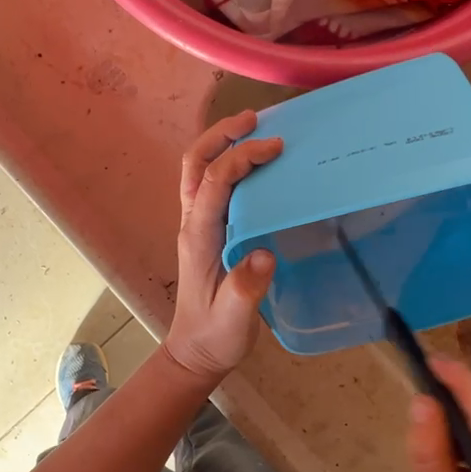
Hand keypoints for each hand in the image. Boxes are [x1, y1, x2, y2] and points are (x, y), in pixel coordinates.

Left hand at [160, 110, 282, 383]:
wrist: (195, 352)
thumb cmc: (216, 336)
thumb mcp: (234, 318)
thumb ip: (246, 288)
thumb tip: (263, 253)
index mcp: (199, 237)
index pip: (215, 182)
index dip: (242, 158)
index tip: (276, 148)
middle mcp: (193, 223)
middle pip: (195, 163)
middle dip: (220, 134)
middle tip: (254, 119)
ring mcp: (197, 225)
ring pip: (198, 170)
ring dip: (220, 143)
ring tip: (254, 128)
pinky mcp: (207, 231)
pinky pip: (212, 186)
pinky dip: (228, 164)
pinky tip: (255, 165)